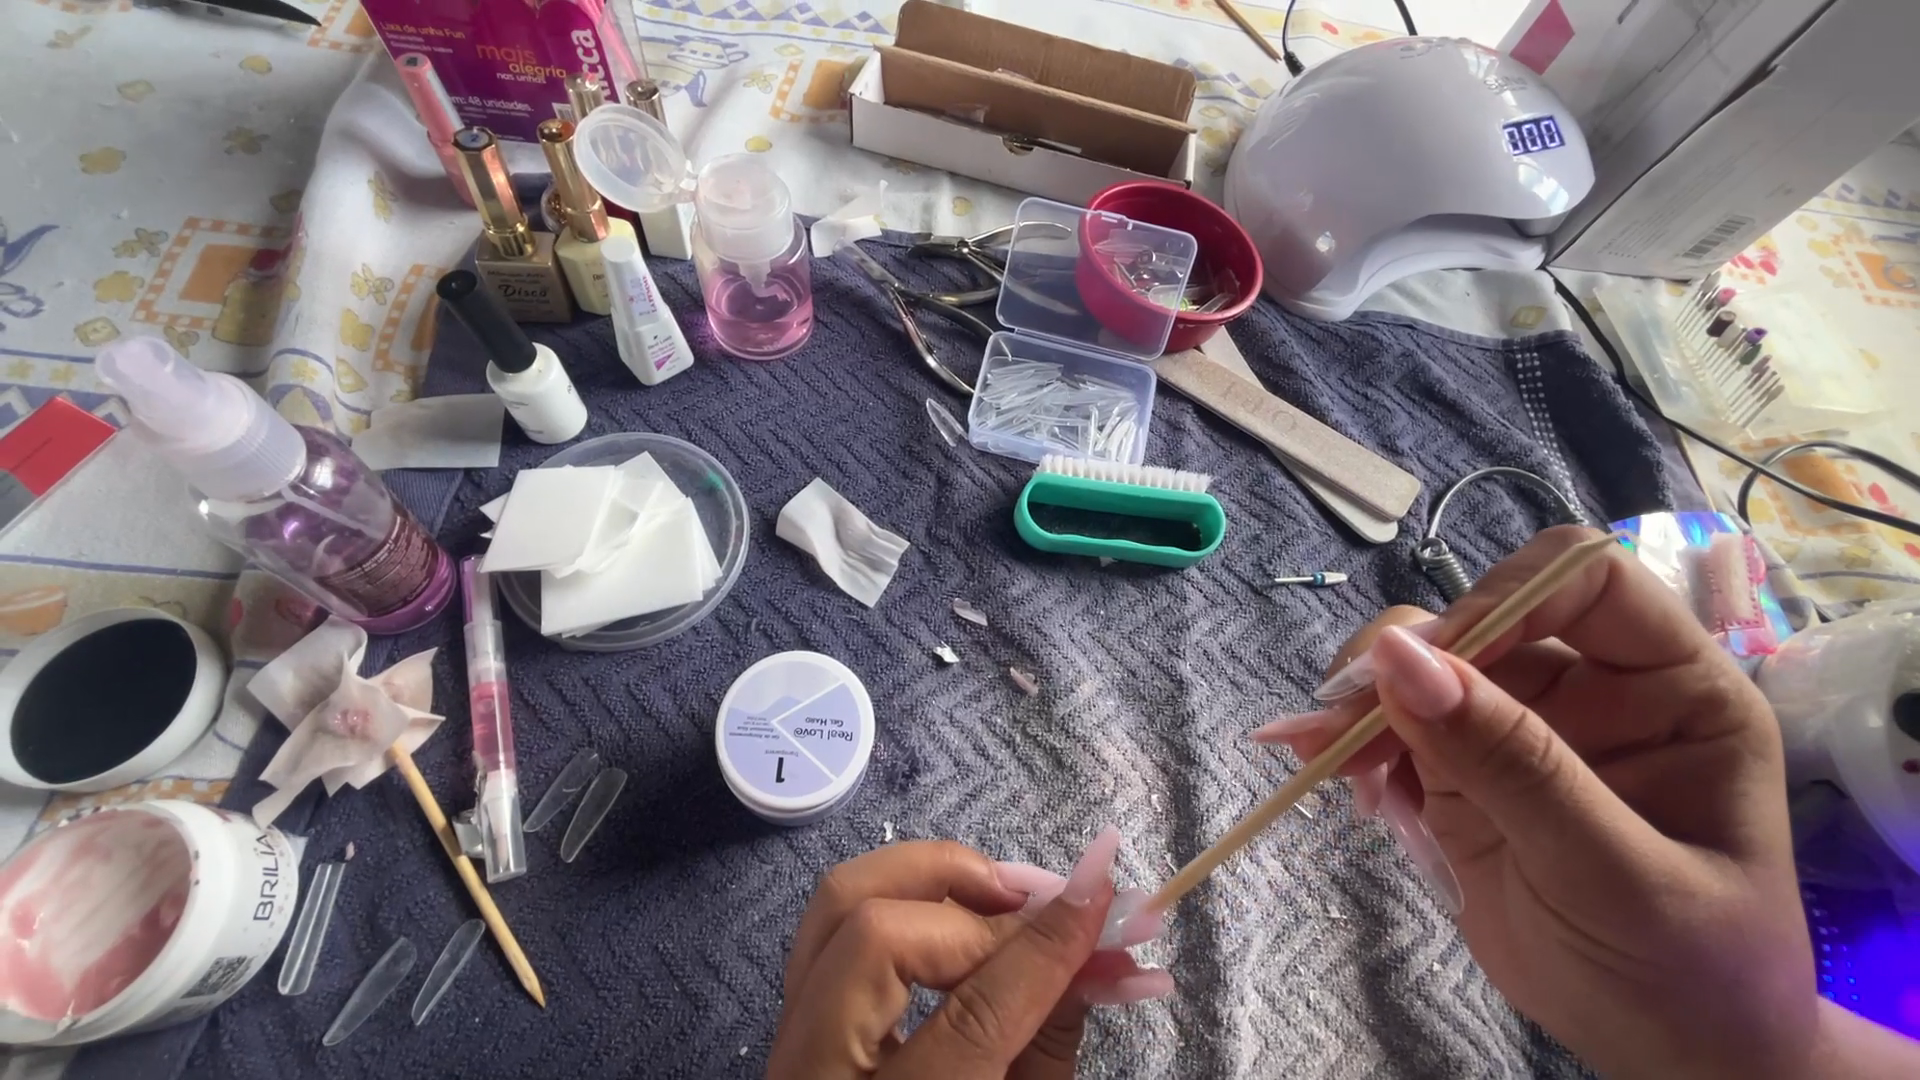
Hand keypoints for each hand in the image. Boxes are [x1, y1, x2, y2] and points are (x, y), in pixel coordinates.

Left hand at [766, 834, 1172, 1079]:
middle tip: (1039, 904)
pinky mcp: (793, 1004)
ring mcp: (789, 1033)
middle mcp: (813, 1071)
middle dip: (973, 902)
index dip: (1046, 945)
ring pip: (840, 899)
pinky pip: (832, 915)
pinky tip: (957, 908)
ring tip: (1000, 896)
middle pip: (878, 933)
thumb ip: (1048, 1041)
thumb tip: (1091, 947)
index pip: (973, 1015)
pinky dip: (900, 889)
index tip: (1102, 889)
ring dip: (930, 876)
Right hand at [1255, 526, 1817, 1076]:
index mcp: (1667, 688)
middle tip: (1342, 723)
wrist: (1651, 1047)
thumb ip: (1509, 760)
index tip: (1427, 664)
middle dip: (1400, 661)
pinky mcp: (1456, 758)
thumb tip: (1397, 655)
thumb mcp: (1608, 872)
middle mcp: (1585, 686)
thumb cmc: (1677, 968)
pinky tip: (1321, 765)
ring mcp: (1512, 720)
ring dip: (1357, 698)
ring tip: (1318, 753)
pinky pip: (1385, 717)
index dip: (1500, 600)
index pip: (1580, 581)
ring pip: (1414, 661)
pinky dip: (1345, 736)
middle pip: (1473, 617)